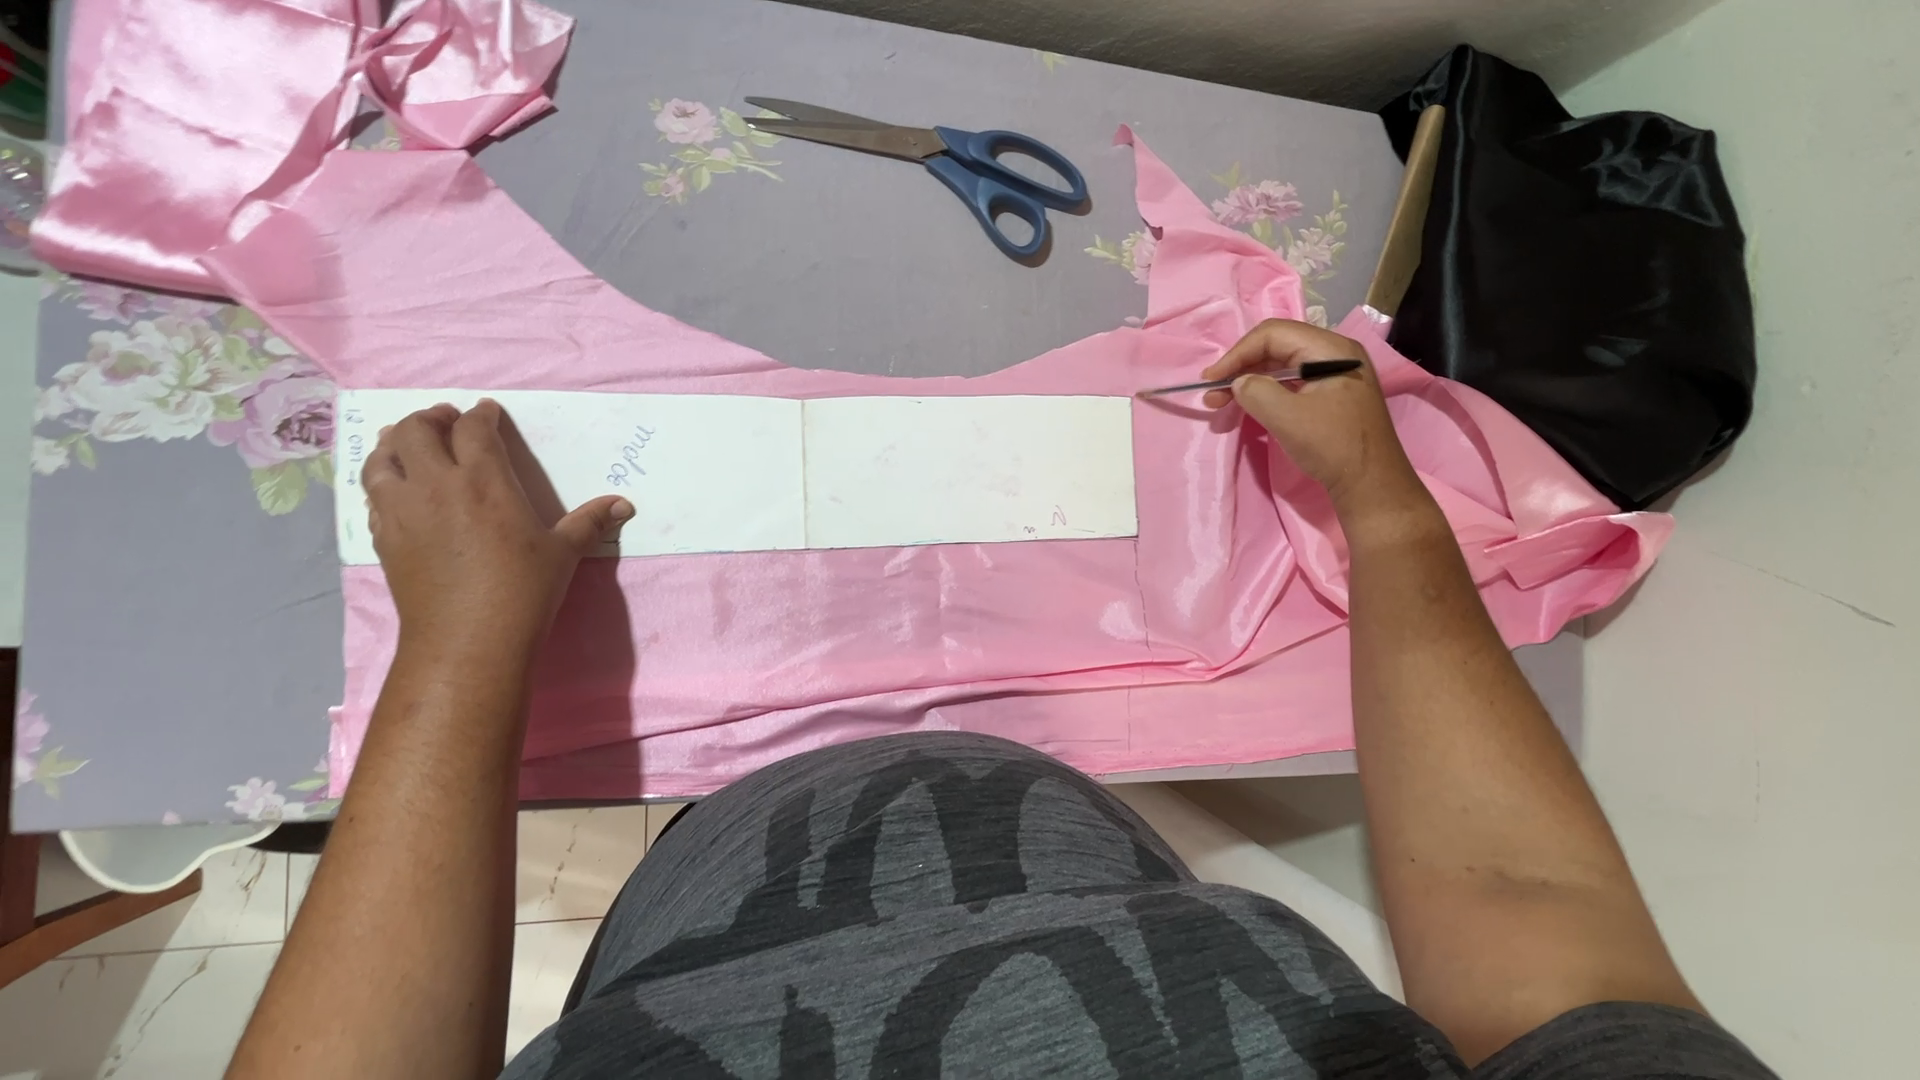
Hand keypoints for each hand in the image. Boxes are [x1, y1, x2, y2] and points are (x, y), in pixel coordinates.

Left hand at [362, 400, 633, 666]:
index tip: (487, 412)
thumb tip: (624, 505)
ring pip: (383, 456)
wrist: (468, 639)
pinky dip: (382, 477)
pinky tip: (395, 485)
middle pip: (417, 430)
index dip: (481, 415)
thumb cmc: (523, 591)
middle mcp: (436, 485)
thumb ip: (589, 522)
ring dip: (396, 441)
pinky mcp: (383, 535)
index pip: (474, 429)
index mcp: (484, 481)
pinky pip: (372, 491)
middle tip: (446, 421)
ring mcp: (403, 509)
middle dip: (432, 418)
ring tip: (410, 443)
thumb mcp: (563, 554)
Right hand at [1202, 319, 1432, 532]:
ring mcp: (1333, 375)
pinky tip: (1246, 406)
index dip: (1238, 353)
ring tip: (1220, 402)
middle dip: (1240, 367)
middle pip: (1276, 347)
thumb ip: (1256, 392)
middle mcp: (1334, 354)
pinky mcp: (1328, 395)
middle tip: (1212, 393)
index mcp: (1331, 350)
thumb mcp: (1288, 417)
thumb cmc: (1334, 446)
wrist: (1371, 484)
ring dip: (1248, 381)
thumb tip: (1238, 383)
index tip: (1211, 379)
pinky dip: (1263, 392)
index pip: (1274, 334)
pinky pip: (1289, 383)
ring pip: (1280, 366)